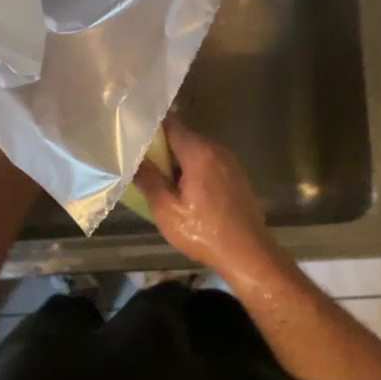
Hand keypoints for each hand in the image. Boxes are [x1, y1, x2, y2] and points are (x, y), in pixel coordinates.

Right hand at [133, 118, 285, 285]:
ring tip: (159, 178)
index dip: (150, 127)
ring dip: (178, 161)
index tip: (132, 134)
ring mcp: (230, 162)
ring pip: (197, 151)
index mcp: (199, 153)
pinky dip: (194, 169)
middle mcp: (217, 150)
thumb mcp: (167, 210)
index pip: (170, 124)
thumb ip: (149, 180)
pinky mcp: (237, 176)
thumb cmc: (203, 233)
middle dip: (162, 147)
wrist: (248, 254)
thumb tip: (133, 160)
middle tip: (140, 162)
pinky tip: (184, 190)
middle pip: (183, 137)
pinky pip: (209, 163)